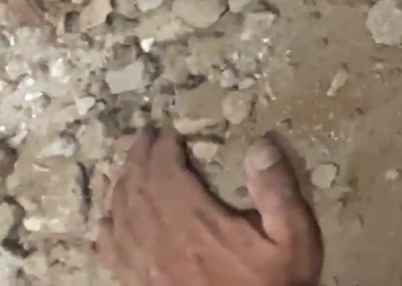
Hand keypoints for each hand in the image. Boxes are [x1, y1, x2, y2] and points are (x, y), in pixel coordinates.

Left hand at [96, 129, 322, 285]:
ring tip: (127, 165)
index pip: (168, 181)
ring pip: (121, 222)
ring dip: (121, 189)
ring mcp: (150, 271)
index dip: (163, 153)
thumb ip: (278, 189)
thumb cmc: (279, 279)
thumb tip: (260, 145)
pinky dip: (107, 232)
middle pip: (140, 196)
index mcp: (200, 227)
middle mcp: (166, 246)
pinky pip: (113, 256)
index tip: (167, 130)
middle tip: (143, 136)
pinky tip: (107, 221)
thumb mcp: (294, 232)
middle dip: (138, 162)